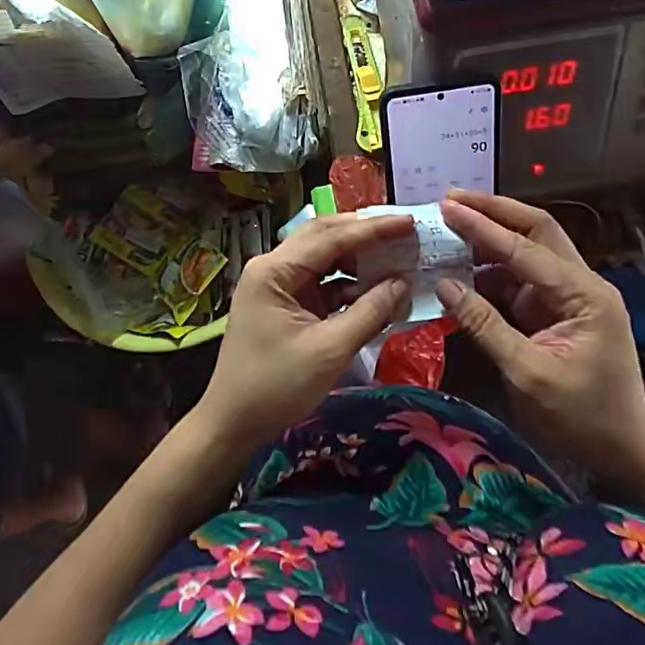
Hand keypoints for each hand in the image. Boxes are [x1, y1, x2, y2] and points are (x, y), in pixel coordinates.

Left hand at [192, 213, 412, 452]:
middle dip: (366, 236)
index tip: (410, 222)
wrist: (234, 422)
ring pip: (324, 260)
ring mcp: (277, 287)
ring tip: (398, 261)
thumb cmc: (276, 385)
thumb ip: (370, 311)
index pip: (330, 237)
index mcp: (273, 271)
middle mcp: (272, 269)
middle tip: (406, 235)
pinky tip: (377, 292)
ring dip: (359, 262)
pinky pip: (321, 285)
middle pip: (324, 239)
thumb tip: (403, 282)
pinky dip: (348, 287)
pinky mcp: (284, 306)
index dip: (373, 229)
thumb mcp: (329, 350)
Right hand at [435, 190, 644, 480]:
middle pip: (537, 232)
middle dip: (494, 212)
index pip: (525, 248)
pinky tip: (462, 270)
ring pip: (528, 252)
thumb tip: (444, 284)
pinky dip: (491, 272)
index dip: (483, 226)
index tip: (447, 206)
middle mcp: (581, 285)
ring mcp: (570, 297)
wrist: (622, 451)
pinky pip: (521, 280)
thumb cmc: (580, 417)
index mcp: (584, 295)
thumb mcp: (527, 373)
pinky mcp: (557, 312)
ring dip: (490, 239)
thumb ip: (484, 324)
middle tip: (451, 200)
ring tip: (449, 229)